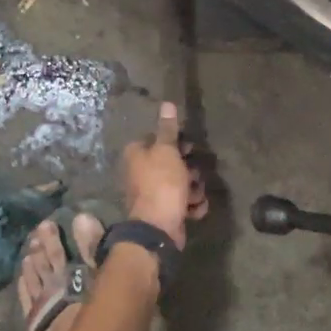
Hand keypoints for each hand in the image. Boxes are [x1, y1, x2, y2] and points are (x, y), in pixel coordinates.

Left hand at [122, 102, 208, 247]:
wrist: (158, 227)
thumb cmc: (162, 184)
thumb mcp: (166, 151)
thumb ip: (168, 129)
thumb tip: (167, 103)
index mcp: (137, 155)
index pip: (158, 141)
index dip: (176, 144)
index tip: (188, 148)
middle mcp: (141, 173)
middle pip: (173, 163)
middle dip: (189, 170)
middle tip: (194, 174)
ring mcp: (153, 194)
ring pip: (182, 183)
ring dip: (193, 189)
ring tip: (194, 195)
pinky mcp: (165, 211)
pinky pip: (184, 203)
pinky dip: (191, 206)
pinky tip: (193, 209)